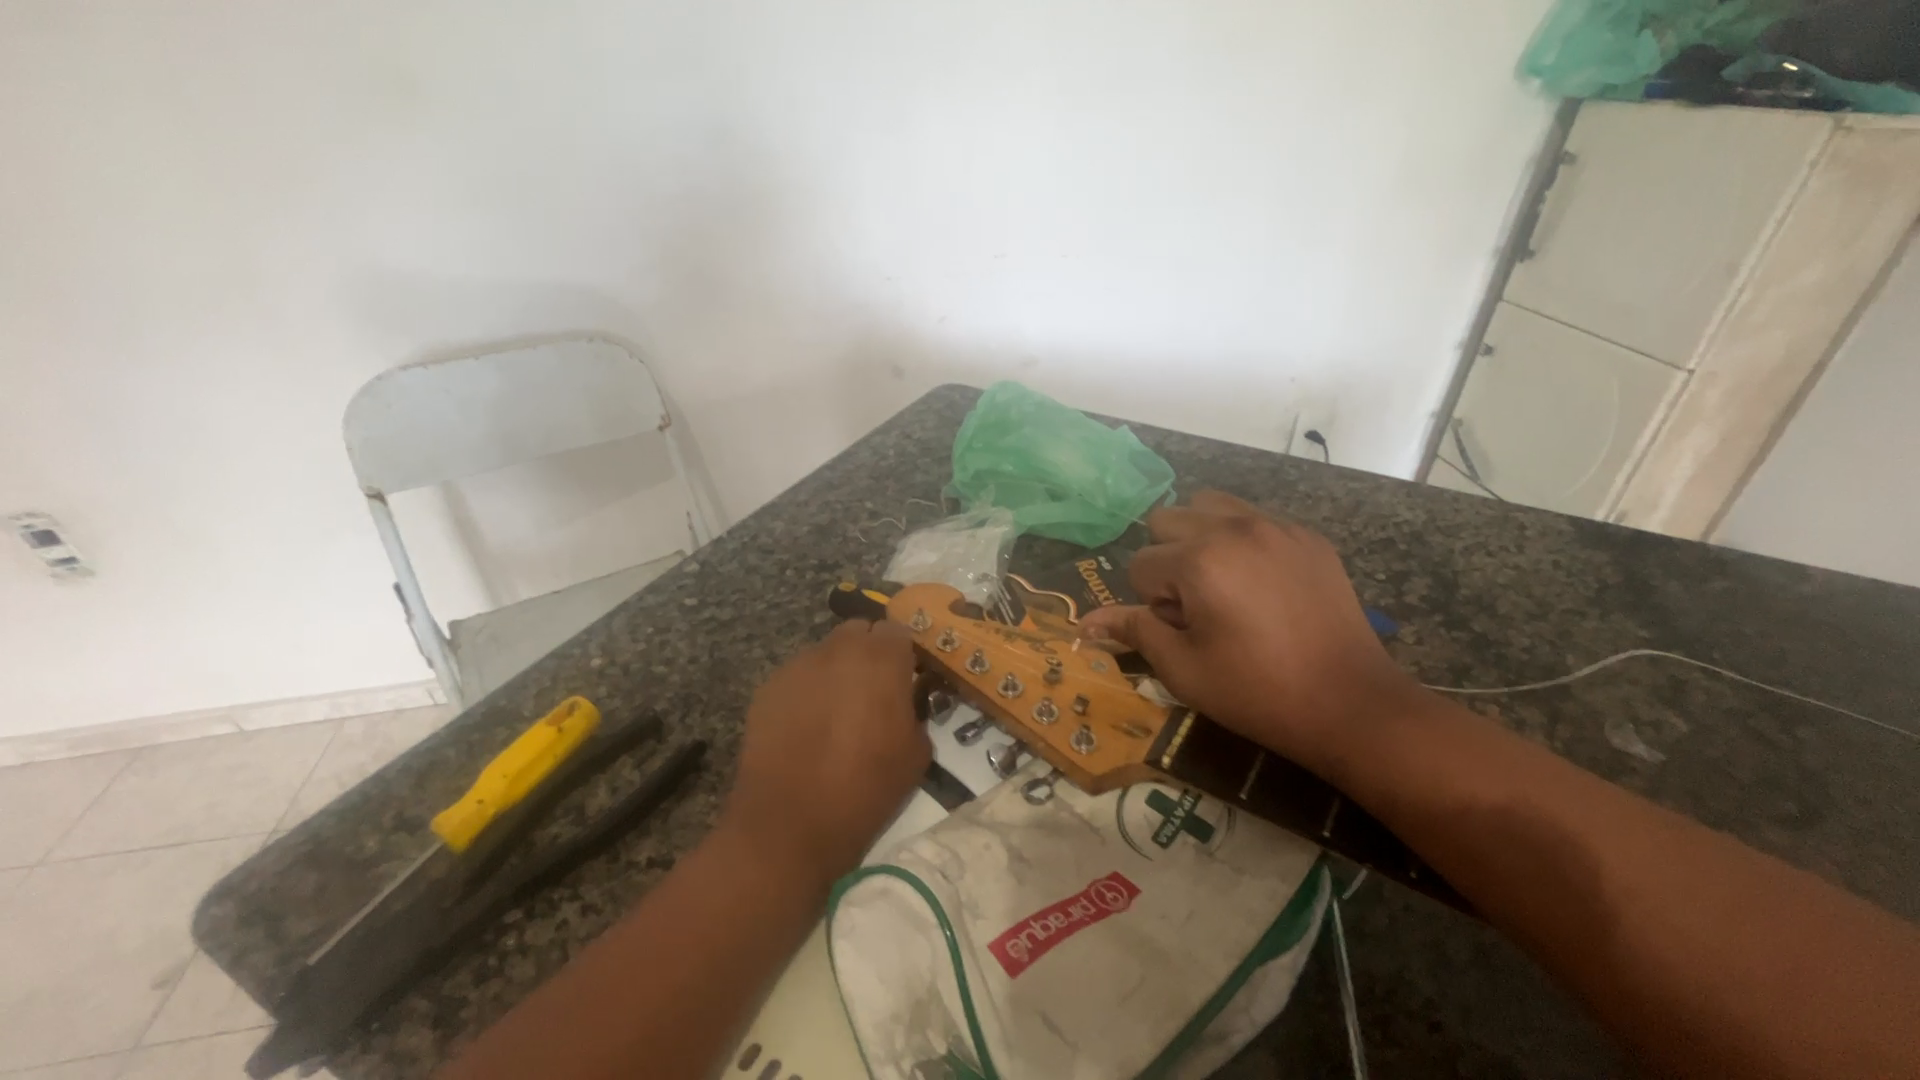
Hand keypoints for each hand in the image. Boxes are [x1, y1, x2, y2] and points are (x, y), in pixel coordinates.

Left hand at [721, 619, 929, 887]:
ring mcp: (798, 666)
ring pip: (825, 653)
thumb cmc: (865, 790)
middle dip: (868, 654)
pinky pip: (797, 677)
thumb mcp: (916, 755)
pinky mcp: (768, 687)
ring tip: (836, 713)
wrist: (790, 823)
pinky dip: (807, 691)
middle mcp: (839, 650)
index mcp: (882, 661)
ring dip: (836, 671)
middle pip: (858, 632)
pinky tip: (806, 727)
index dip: (903, 653)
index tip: (905, 678)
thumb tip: (904, 703)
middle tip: (873, 692)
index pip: (898, 630)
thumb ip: (915, 713)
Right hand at [1077, 491, 1424, 772]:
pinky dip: (1243, 542)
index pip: (1141, 564)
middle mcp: (1234, 527)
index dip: (1152, 603)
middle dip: (1169, 560)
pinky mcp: (1308, 537)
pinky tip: (1263, 588)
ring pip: (1210, 505)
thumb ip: (1134, 631)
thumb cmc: (1256, 692)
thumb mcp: (1183, 669)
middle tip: (1197, 606)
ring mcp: (1277, 526)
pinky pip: (1255, 518)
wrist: (1349, 703)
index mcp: (1199, 560)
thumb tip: (1086, 621)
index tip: (1183, 632)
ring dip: (1201, 538)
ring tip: (1223, 586)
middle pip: (1168, 519)